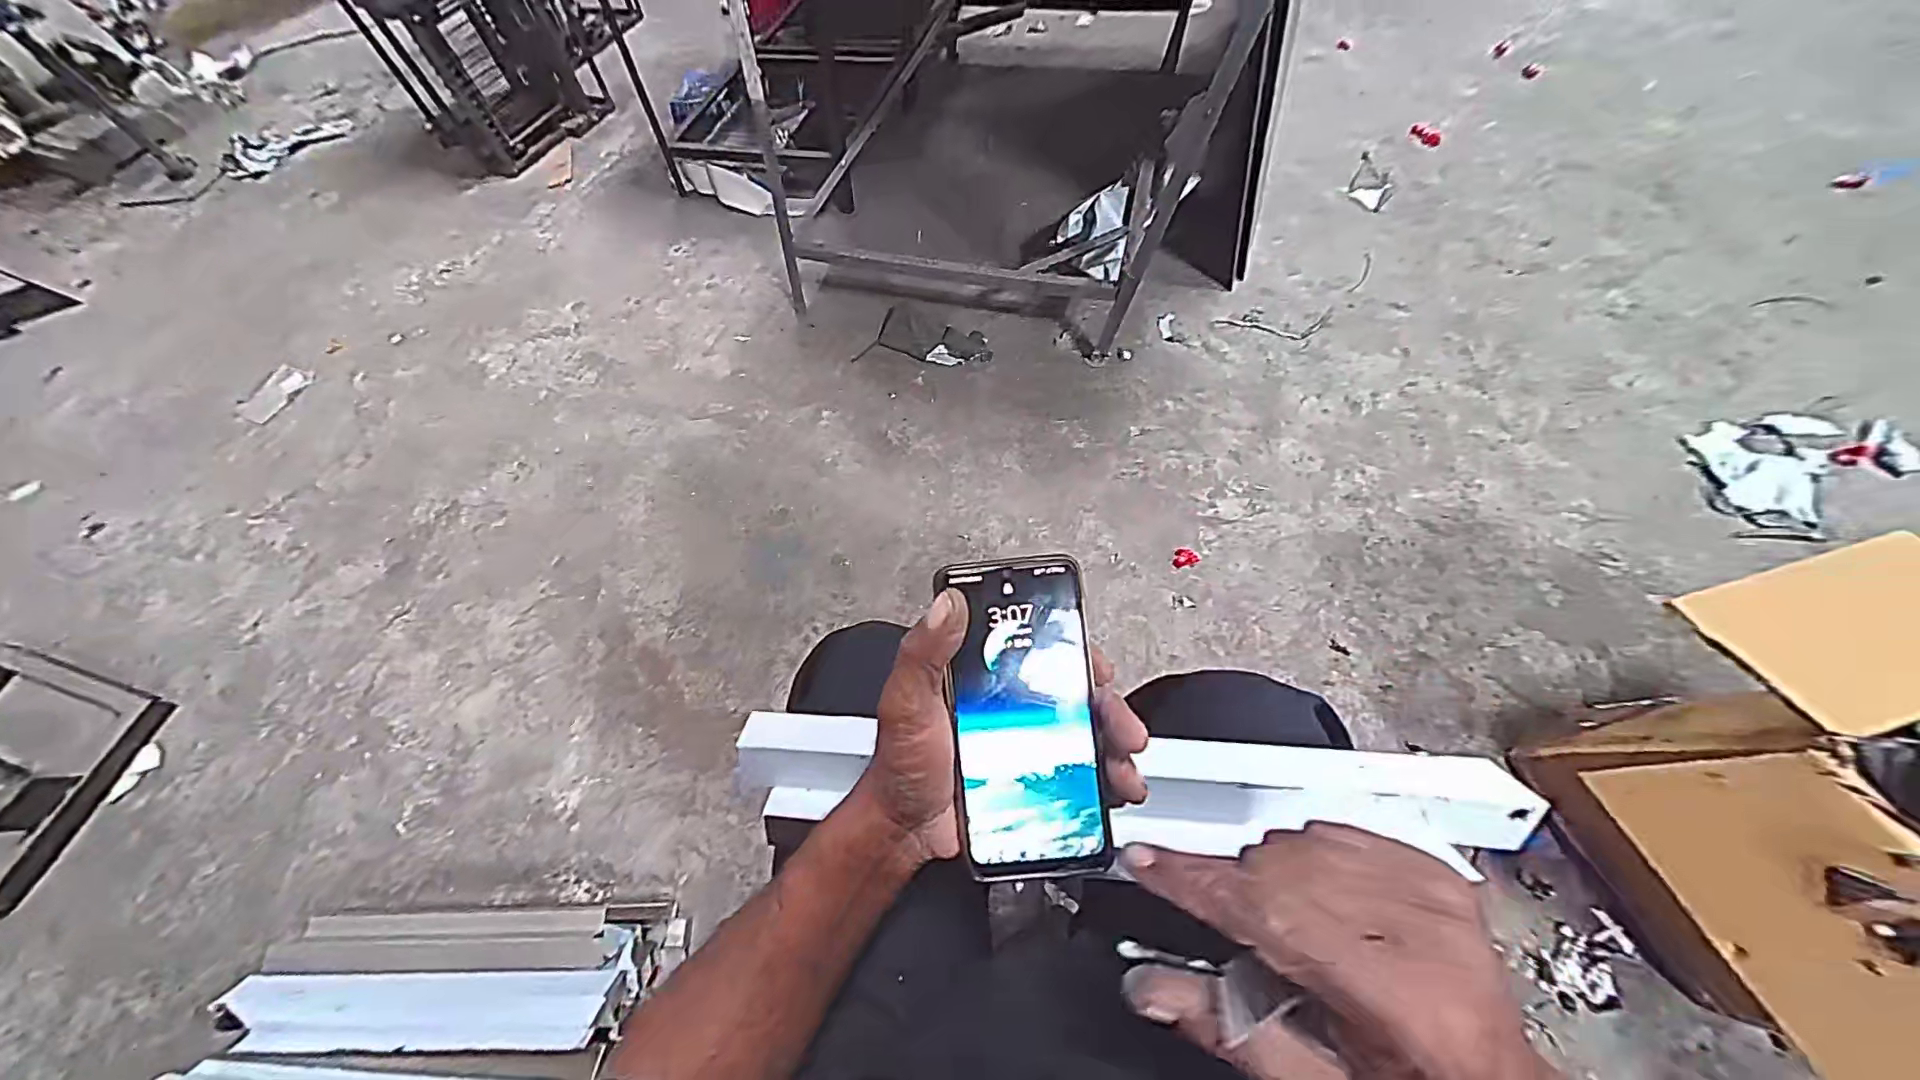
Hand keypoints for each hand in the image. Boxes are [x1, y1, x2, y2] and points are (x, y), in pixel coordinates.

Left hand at [850, 588, 1151, 864]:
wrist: (904, 832)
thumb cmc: (901, 767)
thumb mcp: (907, 702)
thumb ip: (923, 652)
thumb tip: (948, 605)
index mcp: (981, 679)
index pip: (1036, 650)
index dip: (1072, 652)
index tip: (1095, 664)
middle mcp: (1007, 706)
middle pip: (1072, 692)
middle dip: (1107, 704)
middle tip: (1121, 723)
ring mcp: (1023, 742)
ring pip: (1083, 732)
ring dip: (1114, 743)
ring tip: (1123, 765)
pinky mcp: (1032, 779)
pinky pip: (1079, 772)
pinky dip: (1104, 778)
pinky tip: (1114, 789)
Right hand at [1119, 826, 1558, 1079]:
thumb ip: (1226, 1026)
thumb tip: (1149, 986)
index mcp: (1401, 1001)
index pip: (1268, 913)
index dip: (1195, 882)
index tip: (1147, 860)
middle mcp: (1425, 938)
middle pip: (1281, 869)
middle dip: (1233, 887)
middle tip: (1226, 922)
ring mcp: (1435, 897)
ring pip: (1301, 841)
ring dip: (1269, 871)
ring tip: (1284, 923)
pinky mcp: (1437, 873)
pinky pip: (1338, 830)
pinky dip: (1308, 852)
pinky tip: (1317, 893)